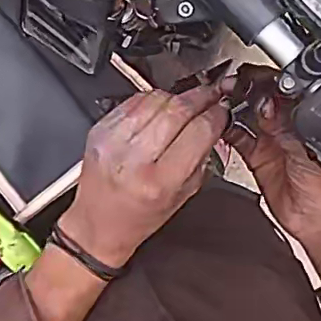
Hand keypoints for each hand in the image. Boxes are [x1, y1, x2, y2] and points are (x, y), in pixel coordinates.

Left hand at [58, 84, 229, 267]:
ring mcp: (113, 141)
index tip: (223, 111)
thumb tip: (214, 122)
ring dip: (178, 97)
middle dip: (201, 98)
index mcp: (158, 181)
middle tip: (212, 97)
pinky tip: (160, 109)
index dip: (216, 115)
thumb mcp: (182, 195)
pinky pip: (134, 100)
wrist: (97, 223)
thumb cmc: (138, 216)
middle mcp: (133, 159)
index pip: (198, 132)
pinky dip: (153, 99)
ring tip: (187, 104)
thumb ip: (202, 158)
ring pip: (156, 99)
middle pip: (177, 109)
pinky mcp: (100, 129)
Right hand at [225, 67, 320, 280]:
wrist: (317, 219)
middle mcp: (285, 124)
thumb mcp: (305, 148)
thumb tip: (266, 103)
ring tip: (220, 101)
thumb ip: (285, 126)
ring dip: (232, 107)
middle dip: (243, 90)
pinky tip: (219, 126)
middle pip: (259, 98)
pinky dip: (226, 130)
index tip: (245, 76)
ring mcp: (270, 140)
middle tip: (228, 86)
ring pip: (245, 115)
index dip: (261, 80)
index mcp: (302, 116)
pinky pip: (237, 137)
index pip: (279, 89)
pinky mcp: (256, 156)